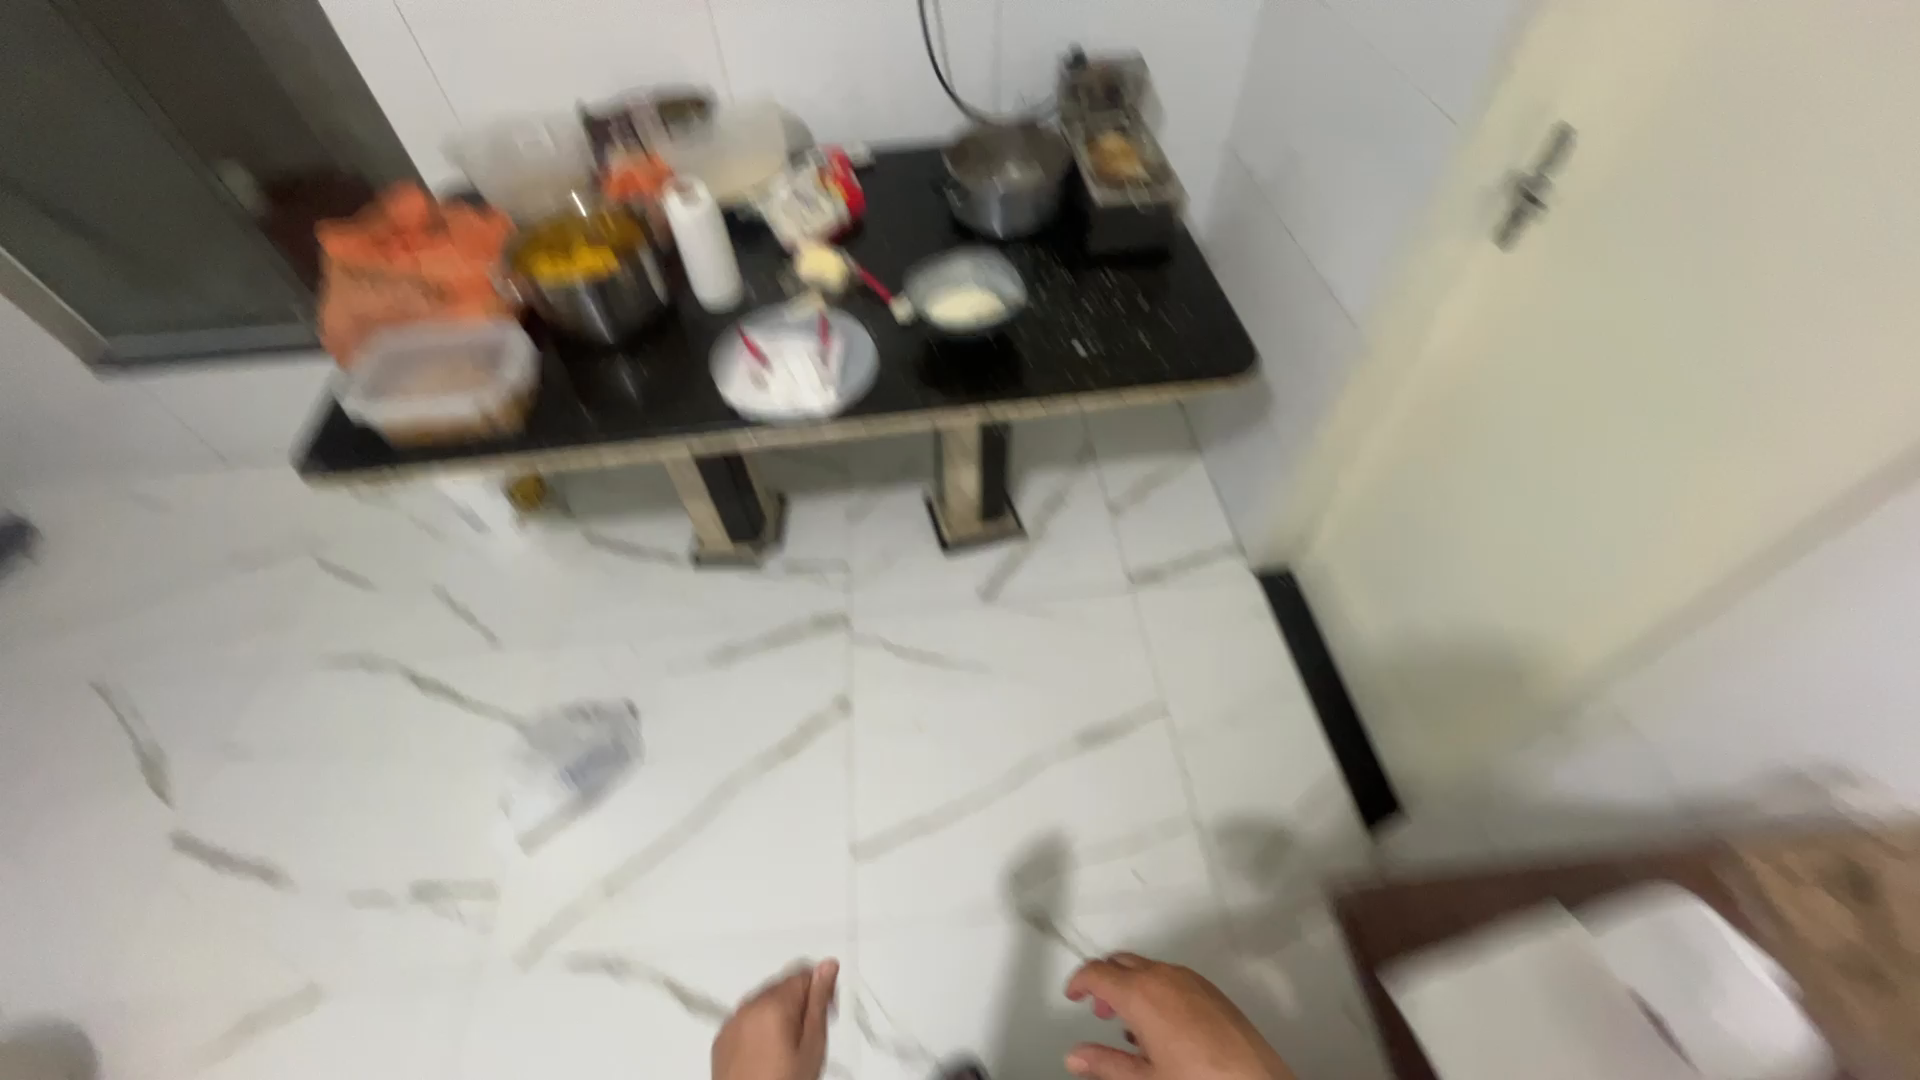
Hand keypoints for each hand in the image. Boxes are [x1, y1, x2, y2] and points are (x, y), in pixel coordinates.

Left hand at [712, 958, 839, 1079]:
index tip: (828, 1009)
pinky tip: (768, 1055)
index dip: (822, 990)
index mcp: (773, 1004)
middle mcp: (748, 1007)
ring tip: (789, 1050)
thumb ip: (819, 1001)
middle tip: (811, 1034)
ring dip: (778, 1016)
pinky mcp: (721, 1040)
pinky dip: (758, 1029)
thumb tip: (828, 967)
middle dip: (800, 1003)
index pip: (804, 973)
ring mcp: (731, 1024)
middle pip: (782, 987)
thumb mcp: (812, 1046)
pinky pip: (746, 1021)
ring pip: (764, 1003)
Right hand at [1064, 952, 1294, 1079]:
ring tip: (1132, 1027)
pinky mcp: (1210, 990)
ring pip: (1147, 968)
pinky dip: (1156, 990)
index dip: (1079, 981)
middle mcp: (1163, 975)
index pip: (1097, 972)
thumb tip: (1075, 1056)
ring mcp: (1189, 979)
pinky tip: (1164, 1028)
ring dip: (1131, 985)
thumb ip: (1105, 1064)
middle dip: (1104, 981)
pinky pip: (1171, 977)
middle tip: (1100, 1011)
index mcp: (1140, 993)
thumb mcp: (1144, 1079)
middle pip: (1120, 962)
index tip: (1072, 996)